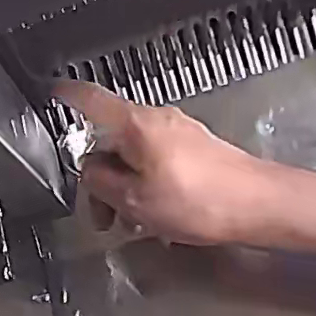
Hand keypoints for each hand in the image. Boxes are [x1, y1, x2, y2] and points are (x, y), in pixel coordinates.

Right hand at [55, 78, 275, 244]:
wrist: (262, 206)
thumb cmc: (199, 200)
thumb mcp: (134, 200)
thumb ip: (100, 182)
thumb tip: (90, 172)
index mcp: (136, 124)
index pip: (91, 99)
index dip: (67, 95)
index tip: (52, 92)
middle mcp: (156, 120)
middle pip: (110, 140)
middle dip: (100, 178)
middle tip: (103, 216)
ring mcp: (178, 132)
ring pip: (133, 154)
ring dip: (123, 187)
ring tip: (132, 223)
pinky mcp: (194, 149)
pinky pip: (155, 161)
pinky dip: (145, 184)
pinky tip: (155, 215)